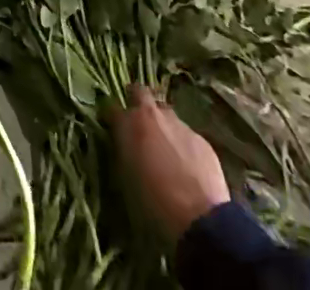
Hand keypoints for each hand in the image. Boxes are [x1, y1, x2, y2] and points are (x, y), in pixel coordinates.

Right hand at [110, 85, 230, 243]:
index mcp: (128, 123)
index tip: (109, 126)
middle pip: (140, 92)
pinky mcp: (201, 139)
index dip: (109, 117)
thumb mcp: (124, 176)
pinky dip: (180, 142)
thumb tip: (121, 142)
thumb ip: (121, 150)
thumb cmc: (151, 201)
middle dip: (136, 101)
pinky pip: (185, 133)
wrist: (199, 218)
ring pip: (165, 113)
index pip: (109, 107)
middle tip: (136, 122)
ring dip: (161, 124)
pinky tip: (185, 163)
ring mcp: (179, 124)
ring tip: (164, 147)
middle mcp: (152, 115)